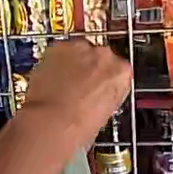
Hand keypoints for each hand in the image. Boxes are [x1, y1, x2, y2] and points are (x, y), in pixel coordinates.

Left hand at [15, 38, 131, 147]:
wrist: (53, 122)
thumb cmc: (79, 126)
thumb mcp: (105, 112)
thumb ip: (104, 94)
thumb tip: (95, 94)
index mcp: (122, 73)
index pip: (117, 69)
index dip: (103, 79)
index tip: (96, 86)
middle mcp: (105, 56)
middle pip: (98, 57)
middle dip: (88, 69)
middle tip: (77, 86)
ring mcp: (82, 49)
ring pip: (78, 52)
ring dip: (71, 64)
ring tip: (61, 85)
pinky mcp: (58, 47)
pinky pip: (58, 52)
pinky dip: (54, 62)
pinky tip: (50, 80)